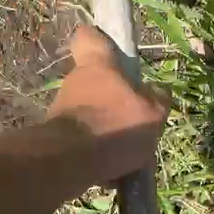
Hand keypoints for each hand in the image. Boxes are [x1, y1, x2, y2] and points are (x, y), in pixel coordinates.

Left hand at [47, 24, 168, 185]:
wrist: (70, 163)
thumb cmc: (115, 126)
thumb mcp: (152, 113)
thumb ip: (157, 101)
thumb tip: (157, 94)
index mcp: (97, 66)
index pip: (89, 38)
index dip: (99, 41)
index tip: (110, 52)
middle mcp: (74, 84)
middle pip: (96, 87)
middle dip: (115, 106)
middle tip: (136, 127)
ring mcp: (61, 113)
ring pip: (92, 120)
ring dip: (108, 136)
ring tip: (128, 161)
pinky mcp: (55, 141)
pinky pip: (84, 146)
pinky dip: (98, 158)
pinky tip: (113, 176)